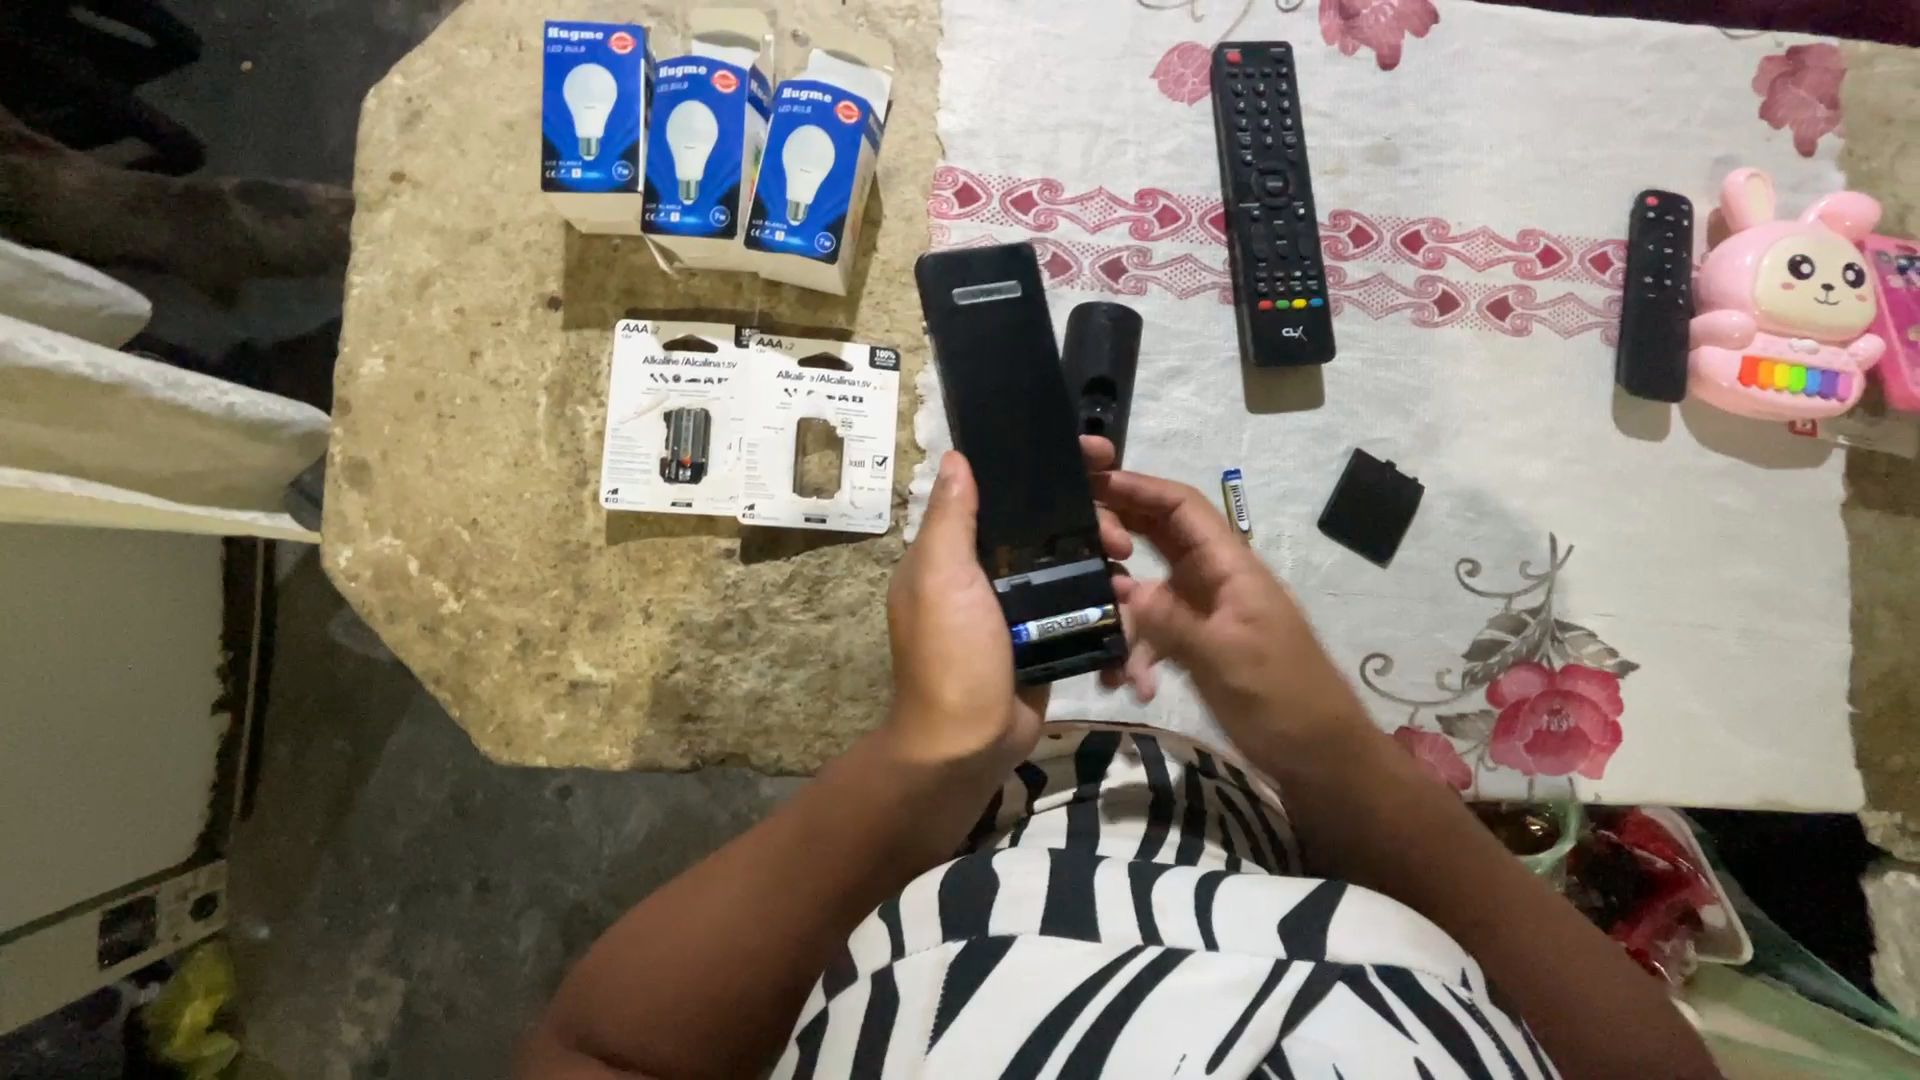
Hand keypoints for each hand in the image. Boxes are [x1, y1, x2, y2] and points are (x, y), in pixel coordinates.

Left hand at [885, 447, 1141, 779]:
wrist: (969, 744)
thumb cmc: (951, 654)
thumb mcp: (942, 578)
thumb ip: (951, 518)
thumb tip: (957, 457)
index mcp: (952, 552)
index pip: (998, 491)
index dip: (1041, 468)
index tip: (1091, 453)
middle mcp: (982, 572)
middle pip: (1041, 524)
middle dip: (1087, 515)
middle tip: (1120, 530)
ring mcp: (1015, 605)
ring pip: (1065, 560)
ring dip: (1101, 552)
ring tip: (1128, 561)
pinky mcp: (1043, 634)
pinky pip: (1076, 601)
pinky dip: (1102, 592)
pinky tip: (1129, 593)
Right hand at [1089, 465, 1371, 753]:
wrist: (1318, 755)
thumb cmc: (1284, 698)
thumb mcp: (1226, 658)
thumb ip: (1170, 621)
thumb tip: (1120, 589)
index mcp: (1229, 565)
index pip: (1180, 506)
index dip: (1137, 487)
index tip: (1088, 483)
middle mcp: (1211, 577)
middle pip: (1154, 536)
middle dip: (1114, 540)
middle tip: (1071, 552)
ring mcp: (1200, 609)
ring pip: (1143, 591)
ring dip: (1121, 617)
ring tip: (1110, 657)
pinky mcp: (1192, 641)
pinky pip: (1149, 632)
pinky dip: (1134, 653)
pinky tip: (1132, 685)